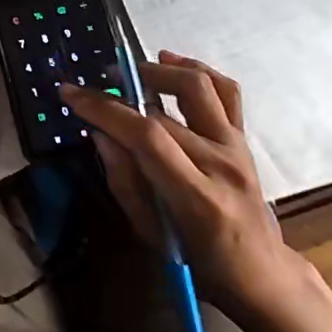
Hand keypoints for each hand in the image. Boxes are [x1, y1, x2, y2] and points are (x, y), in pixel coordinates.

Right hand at [62, 52, 308, 319]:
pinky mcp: (244, 137)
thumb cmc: (199, 263)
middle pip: (164, 110)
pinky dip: (196, 68)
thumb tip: (100, 132)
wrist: (260, 270)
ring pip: (199, 86)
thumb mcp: (150, 233)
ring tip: (129, 72)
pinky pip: (226, 90)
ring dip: (159, 70)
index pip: (147, 136)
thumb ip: (124, 180)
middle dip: (119, 93)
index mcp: (196, 197)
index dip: (106, 109)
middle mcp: (221, 163)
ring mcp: (237, 146)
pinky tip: (170, 61)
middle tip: (92, 89)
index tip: (72, 93)